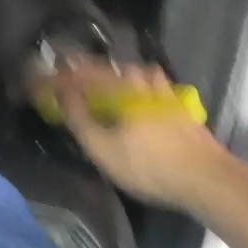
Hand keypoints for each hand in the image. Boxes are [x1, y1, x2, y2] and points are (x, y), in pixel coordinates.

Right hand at [49, 63, 233, 210]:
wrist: (205, 178)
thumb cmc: (150, 167)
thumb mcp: (105, 151)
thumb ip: (81, 121)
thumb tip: (62, 96)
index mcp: (123, 90)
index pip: (85, 75)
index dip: (62, 76)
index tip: (42, 79)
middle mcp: (146, 84)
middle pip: (114, 69)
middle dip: (91, 71)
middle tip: (75, 79)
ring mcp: (168, 95)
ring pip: (140, 75)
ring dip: (121, 76)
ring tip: (110, 86)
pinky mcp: (184, 109)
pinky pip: (157, 89)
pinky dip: (143, 89)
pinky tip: (143, 102)